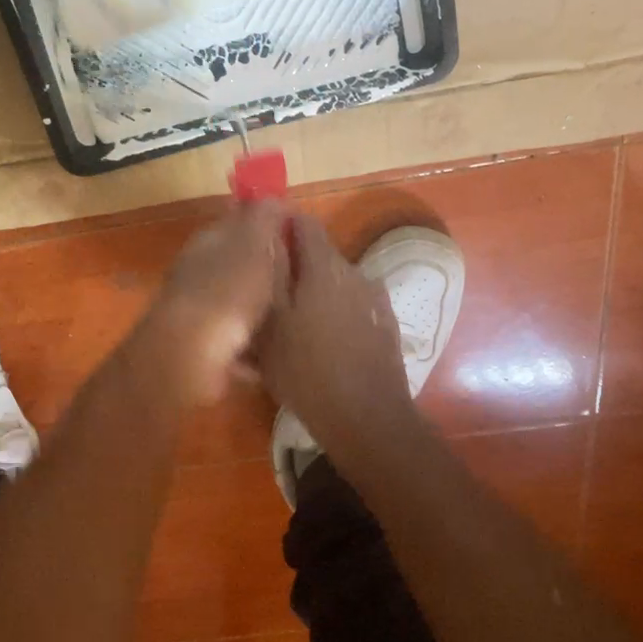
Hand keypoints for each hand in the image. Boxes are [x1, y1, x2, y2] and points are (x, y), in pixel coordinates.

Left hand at [122, 200, 288, 405]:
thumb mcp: (253, 244)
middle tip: (301, 284)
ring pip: (234, 302)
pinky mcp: (200, 346)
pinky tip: (269, 354)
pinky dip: (249, 346)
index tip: (297, 239)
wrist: (189, 355)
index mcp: (209, 241)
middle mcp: (197, 271)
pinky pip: (232, 340)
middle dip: (266, 272)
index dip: (268, 226)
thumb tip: (268, 196)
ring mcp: (196, 309)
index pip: (238, 222)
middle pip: (237, 264)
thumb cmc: (227, 292)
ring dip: (257, 309)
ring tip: (291, 320)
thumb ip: (261, 218)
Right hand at [258, 215, 413, 445]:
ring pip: (333, 285)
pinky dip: (331, 317)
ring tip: (289, 329)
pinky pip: (350, 308)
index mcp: (324, 266)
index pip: (303, 222)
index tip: (258, 246)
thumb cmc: (306, 370)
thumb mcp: (268, 325)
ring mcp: (375, 300)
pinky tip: (317, 348)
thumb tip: (265, 239)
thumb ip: (268, 276)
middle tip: (264, 299)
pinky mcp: (384, 326)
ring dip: (311, 297)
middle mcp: (354, 272)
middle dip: (291, 270)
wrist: (366, 419)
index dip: (279, 226)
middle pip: (317, 256)